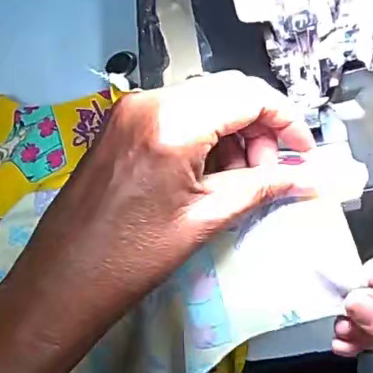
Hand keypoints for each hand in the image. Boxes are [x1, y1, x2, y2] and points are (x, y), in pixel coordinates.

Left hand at [0, 72, 316, 367]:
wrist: (62, 280)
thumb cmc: (129, 258)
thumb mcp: (205, 218)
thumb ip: (263, 186)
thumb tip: (309, 178)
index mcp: (172, 122)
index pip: (250, 95)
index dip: (286, 121)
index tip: (302, 153)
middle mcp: (148, 102)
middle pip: (227, 93)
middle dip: (260, 128)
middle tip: (271, 172)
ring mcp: (129, 111)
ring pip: (203, 102)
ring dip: (233, 133)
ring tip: (242, 179)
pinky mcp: (119, 125)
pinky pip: (176, 115)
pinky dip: (203, 136)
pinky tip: (211, 172)